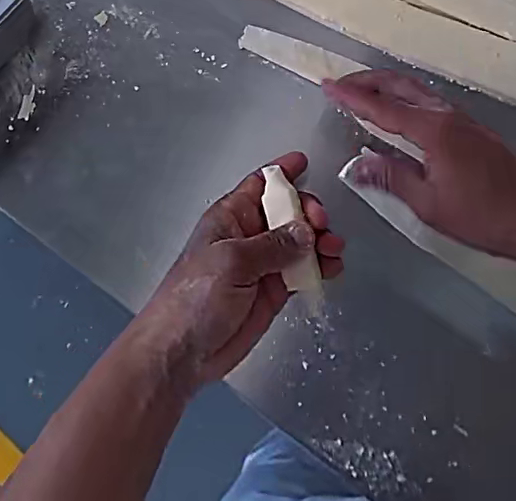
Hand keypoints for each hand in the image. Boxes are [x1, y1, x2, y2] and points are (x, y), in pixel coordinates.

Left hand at [125, 152, 345, 392]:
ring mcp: (262, 264)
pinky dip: (319, 267)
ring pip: (299, 241)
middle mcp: (248, 235)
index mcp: (231, 216)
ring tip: (333, 249)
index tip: (304, 162)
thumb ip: (273, 245)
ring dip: (319, 241)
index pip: (261, 184)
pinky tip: (331, 268)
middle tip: (322, 225)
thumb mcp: (233, 261)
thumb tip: (306, 231)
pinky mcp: (272, 291)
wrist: (181, 353)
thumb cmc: (194, 297)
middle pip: (287, 211)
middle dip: (308, 212)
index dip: (282, 172)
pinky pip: (301, 271)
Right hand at [324, 70, 515, 262]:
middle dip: (367, 81)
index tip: (329, 86)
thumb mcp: (430, 204)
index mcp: (433, 130)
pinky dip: (406, 97)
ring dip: (387, 86)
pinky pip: (430, 100)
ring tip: (364, 93)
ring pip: (417, 90)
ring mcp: (464, 119)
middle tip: (341, 84)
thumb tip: (356, 164)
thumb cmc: (485, 216)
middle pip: (400, 85)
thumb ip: (391, 178)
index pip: (383, 107)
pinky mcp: (473, 128)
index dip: (352, 97)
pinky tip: (401, 112)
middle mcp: (447, 115)